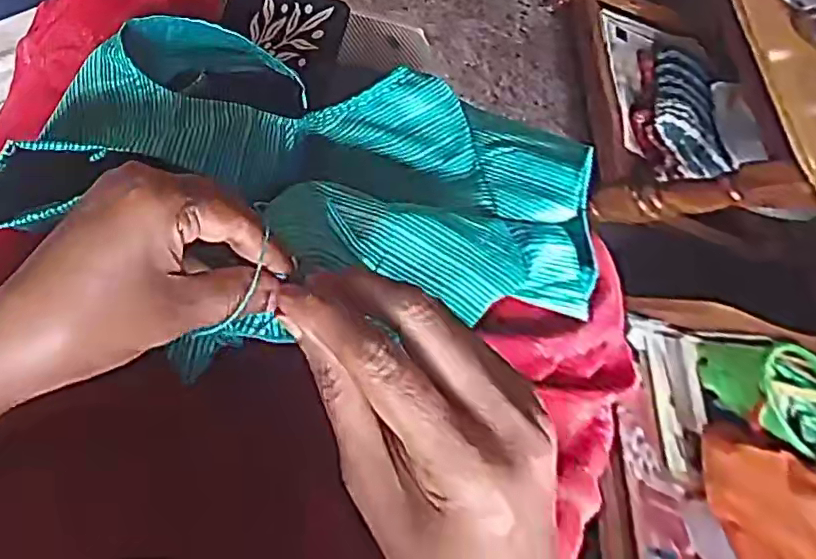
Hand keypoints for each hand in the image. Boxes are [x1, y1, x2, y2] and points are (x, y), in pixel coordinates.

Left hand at [0, 161, 292, 396]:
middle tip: (271, 274)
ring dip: (214, 233)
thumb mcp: (178, 308)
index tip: (292, 275)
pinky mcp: (104, 202)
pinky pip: (160, 207)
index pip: (232, 211)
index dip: (267, 246)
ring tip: (241, 272)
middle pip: (210, 198)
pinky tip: (198, 260)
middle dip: (242, 235)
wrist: (20, 335)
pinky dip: (184, 231)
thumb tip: (277, 287)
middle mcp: (140, 175)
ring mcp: (117, 185)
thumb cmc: (100, 322)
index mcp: (160, 193)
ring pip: (185, 202)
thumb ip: (235, 290)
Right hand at [278, 270, 556, 558]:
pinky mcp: (527, 388)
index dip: (328, 318)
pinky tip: (379, 316)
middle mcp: (507, 422)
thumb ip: (340, 395)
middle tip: (312, 282)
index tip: (288, 293)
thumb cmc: (425, 548)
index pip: (382, 363)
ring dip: (381, 292)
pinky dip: (411, 315)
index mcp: (465, 464)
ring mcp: (525, 401)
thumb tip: (301, 322)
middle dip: (357, 287)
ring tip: (336, 292)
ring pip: (440, 314)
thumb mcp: (368, 484)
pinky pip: (459, 330)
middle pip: (420, 319)